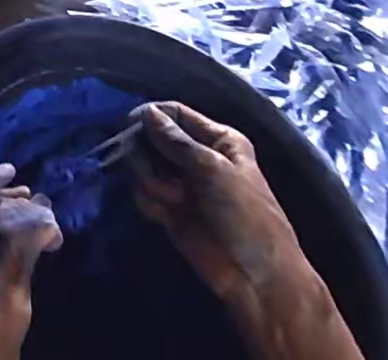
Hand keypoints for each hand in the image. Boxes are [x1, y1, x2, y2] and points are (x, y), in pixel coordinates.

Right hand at [130, 103, 364, 359]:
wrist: (254, 278)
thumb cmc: (244, 215)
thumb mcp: (212, 169)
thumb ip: (174, 139)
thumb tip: (145, 110)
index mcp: (216, 140)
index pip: (173, 112)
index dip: (151, 115)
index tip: (132, 124)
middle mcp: (195, 154)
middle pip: (149, 135)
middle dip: (148, 153)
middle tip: (156, 170)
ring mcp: (179, 180)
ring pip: (141, 161)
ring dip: (150, 179)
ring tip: (171, 198)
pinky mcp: (166, 204)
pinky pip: (140, 189)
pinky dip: (149, 200)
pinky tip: (165, 213)